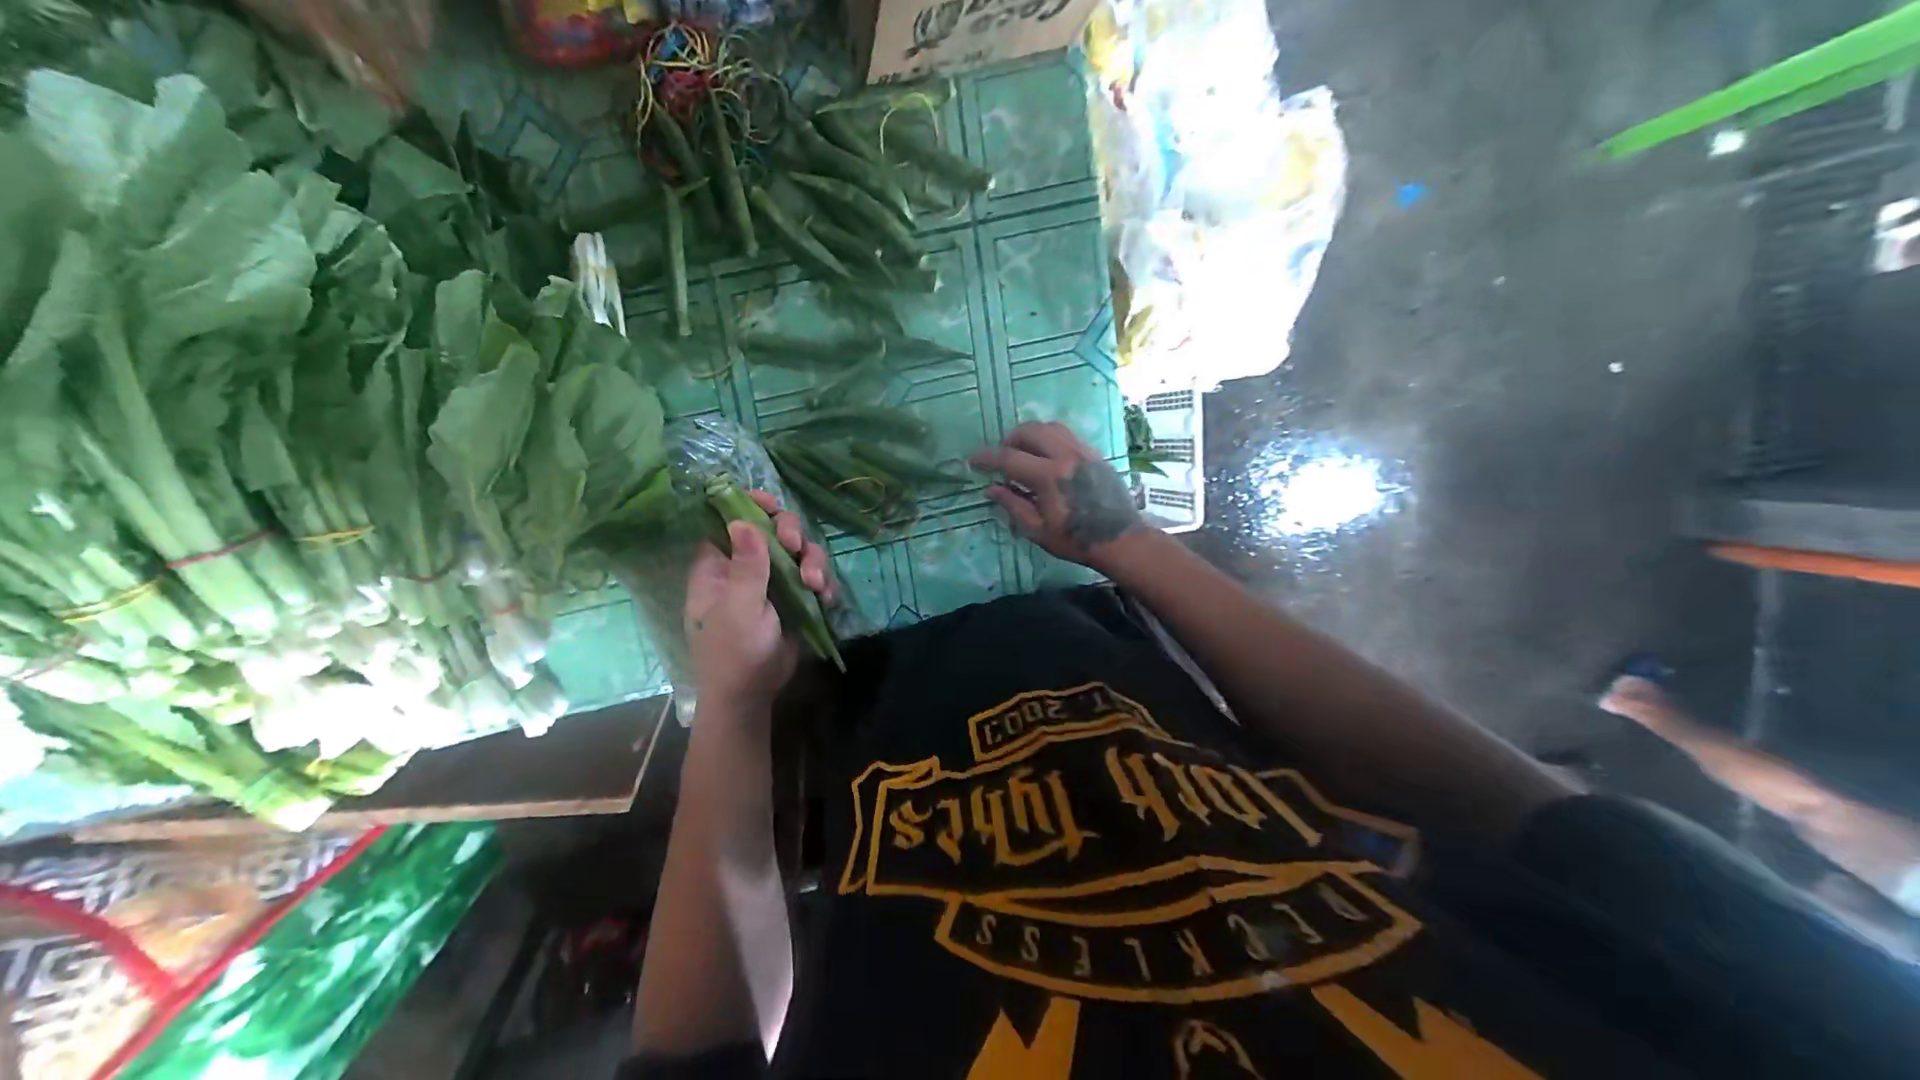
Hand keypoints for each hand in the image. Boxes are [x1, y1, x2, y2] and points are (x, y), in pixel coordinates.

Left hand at [685, 492, 834, 714]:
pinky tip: (826, 596)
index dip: (749, 508)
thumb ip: (746, 565)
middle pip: (770, 532)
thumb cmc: (733, 651)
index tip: (771, 505)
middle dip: (790, 535)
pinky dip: (822, 582)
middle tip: (797, 548)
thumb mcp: (739, 607)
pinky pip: (812, 577)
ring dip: (812, 561)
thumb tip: (742, 521)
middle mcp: (744, 569)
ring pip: (797, 553)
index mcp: (717, 568)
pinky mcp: (793, 599)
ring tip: (816, 584)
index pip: (729, 523)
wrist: (752, 694)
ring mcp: (771, 584)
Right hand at [970, 421, 1144, 567]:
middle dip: (1010, 440)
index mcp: (1049, 477)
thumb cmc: (1075, 540)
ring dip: (1031, 435)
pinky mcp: (1095, 454)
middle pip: (1030, 431)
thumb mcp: (1037, 530)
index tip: (973, 459)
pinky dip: (1050, 439)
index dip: (987, 458)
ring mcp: (1083, 451)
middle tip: (1002, 457)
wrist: (1120, 540)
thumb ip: (1013, 505)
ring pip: (1050, 427)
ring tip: (1024, 452)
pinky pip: (1067, 435)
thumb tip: (991, 489)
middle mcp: (1066, 456)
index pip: (1009, 458)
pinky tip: (1047, 456)